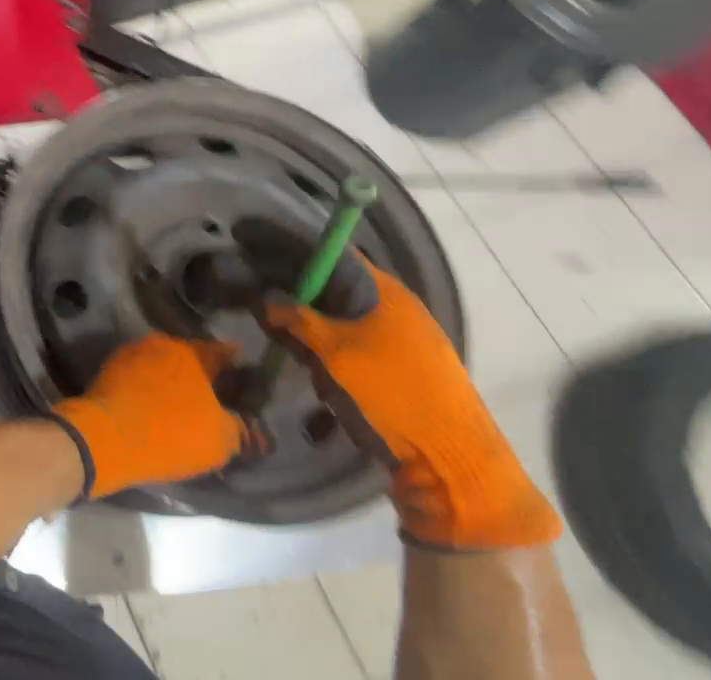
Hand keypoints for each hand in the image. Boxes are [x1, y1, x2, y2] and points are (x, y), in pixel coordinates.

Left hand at [49, 334, 248, 499]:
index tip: (245, 374)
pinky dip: (150, 391)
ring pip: (160, 368)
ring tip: (185, 405)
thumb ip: (237, 426)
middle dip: (201, 375)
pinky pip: (139, 381)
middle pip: (187, 358)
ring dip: (172, 383)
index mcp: (187, 350)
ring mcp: (126, 357)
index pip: (221, 353)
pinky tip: (157, 409)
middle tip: (215, 395)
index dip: (236, 366)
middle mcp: (156, 344)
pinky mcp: (105, 375)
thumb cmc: (170, 433)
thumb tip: (239, 422)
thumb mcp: (220, 439)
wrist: (104, 439)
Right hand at [265, 258, 560, 549]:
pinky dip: (332, 349)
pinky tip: (314, 369)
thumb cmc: (392, 391)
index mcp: (386, 292)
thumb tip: (266, 299)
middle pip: (336, 287)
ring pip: (344, 318)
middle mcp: (398, 305)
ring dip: (314, 329)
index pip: (333, 255)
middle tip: (264, 310)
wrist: (451, 456)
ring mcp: (404, 335)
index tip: (259, 258)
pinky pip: (357, 342)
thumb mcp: (334, 352)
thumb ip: (297, 319)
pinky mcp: (403, 364)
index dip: (294, 253)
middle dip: (299, 297)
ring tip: (286, 345)